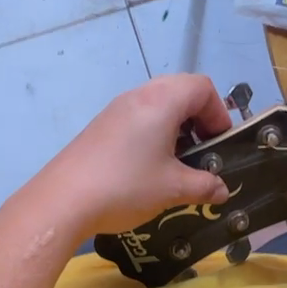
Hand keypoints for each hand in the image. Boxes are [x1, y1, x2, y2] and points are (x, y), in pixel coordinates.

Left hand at [21, 75, 232, 239]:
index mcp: (162, 101)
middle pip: (181, 90)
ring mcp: (116, 109)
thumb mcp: (173, 189)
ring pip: (158, 104)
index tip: (220, 144)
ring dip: (177, 127)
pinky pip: (139, 117)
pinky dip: (155, 133)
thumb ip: (204, 186)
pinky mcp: (102, 126)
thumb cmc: (126, 186)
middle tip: (203, 151)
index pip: (202, 87)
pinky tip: (151, 167)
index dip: (219, 113)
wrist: (63, 200)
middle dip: (200, 118)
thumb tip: (222, 190)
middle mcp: (139, 96)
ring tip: (179, 162)